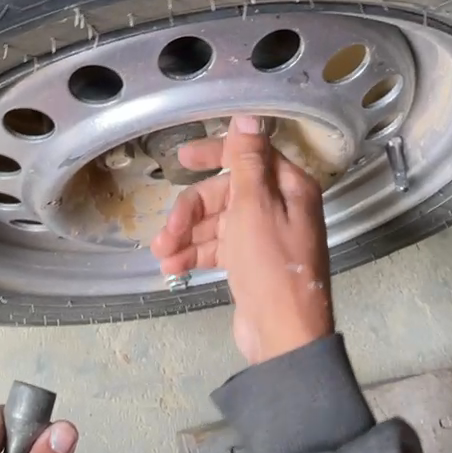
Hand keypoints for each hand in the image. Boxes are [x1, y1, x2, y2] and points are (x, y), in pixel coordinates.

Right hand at [150, 115, 334, 363]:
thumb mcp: (255, 206)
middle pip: (226, 193)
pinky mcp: (251, 264)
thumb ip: (247, 160)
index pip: (248, 156)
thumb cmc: (272, 266)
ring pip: (217, 222)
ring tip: (163, 254)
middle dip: (192, 209)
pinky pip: (218, 247)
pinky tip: (171, 266)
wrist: (284, 337)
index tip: (181, 158)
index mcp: (288, 188)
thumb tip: (248, 116)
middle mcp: (279, 207)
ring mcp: (265, 237)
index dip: (213, 155)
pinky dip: (196, 253)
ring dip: (188, 235)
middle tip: (168, 228)